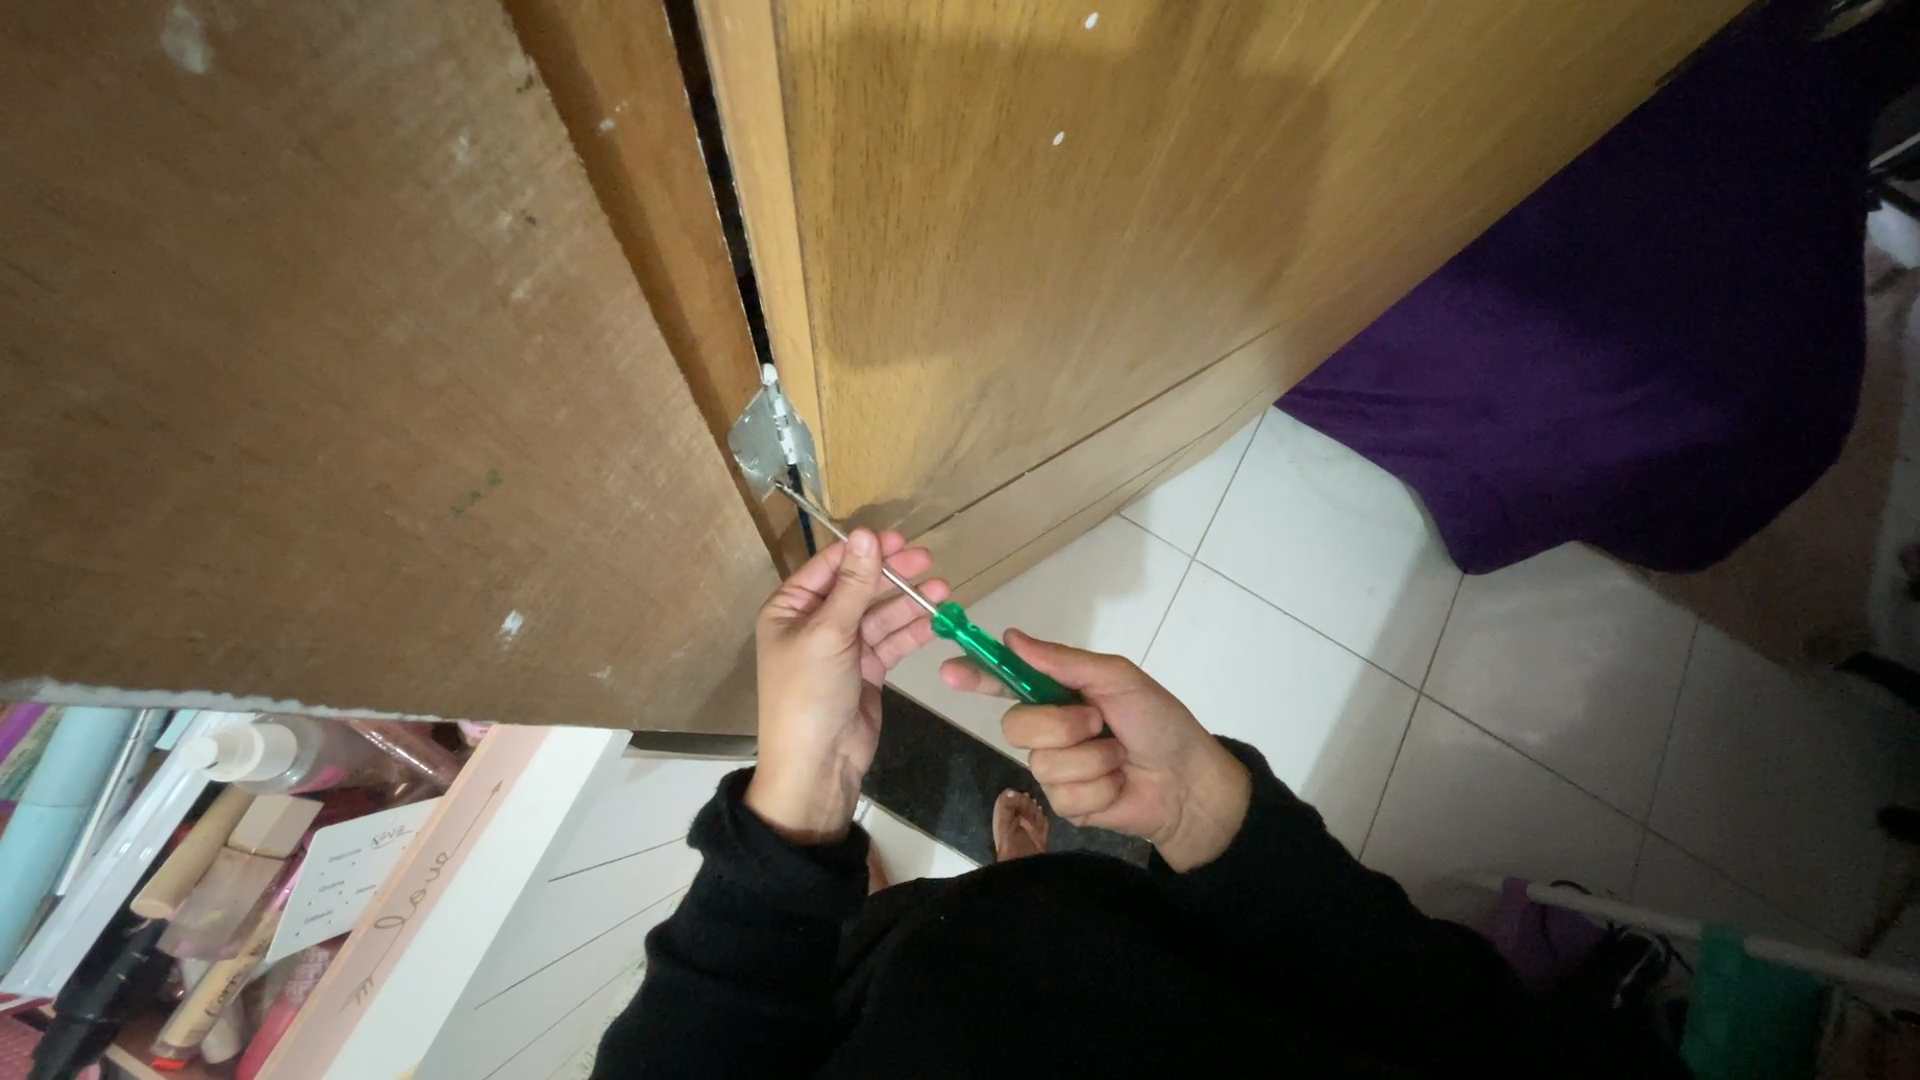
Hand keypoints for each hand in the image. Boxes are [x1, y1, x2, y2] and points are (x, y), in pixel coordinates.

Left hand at [747, 527, 948, 843]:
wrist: (817, 765)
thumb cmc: (809, 693)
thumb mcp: (828, 633)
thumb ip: (854, 585)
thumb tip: (866, 533)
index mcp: (790, 609)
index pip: (830, 567)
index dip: (864, 551)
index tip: (898, 539)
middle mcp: (815, 623)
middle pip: (859, 588)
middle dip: (892, 575)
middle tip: (927, 560)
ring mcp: (842, 647)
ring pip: (880, 614)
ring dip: (909, 602)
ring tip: (942, 589)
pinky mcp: (866, 670)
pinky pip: (891, 641)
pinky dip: (912, 631)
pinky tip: (935, 619)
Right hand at [941, 631, 1248, 870]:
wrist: (1189, 781)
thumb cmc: (1158, 720)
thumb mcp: (1117, 678)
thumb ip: (1063, 661)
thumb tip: (1012, 637)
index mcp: (1057, 692)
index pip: (1004, 681)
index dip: (975, 674)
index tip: (949, 670)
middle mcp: (1048, 728)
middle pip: (1016, 726)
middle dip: (1061, 725)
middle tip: (1098, 722)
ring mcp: (1054, 768)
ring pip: (1042, 763)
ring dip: (1092, 759)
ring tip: (1119, 757)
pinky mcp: (1065, 805)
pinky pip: (1063, 795)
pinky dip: (1100, 787)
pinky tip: (1117, 785)